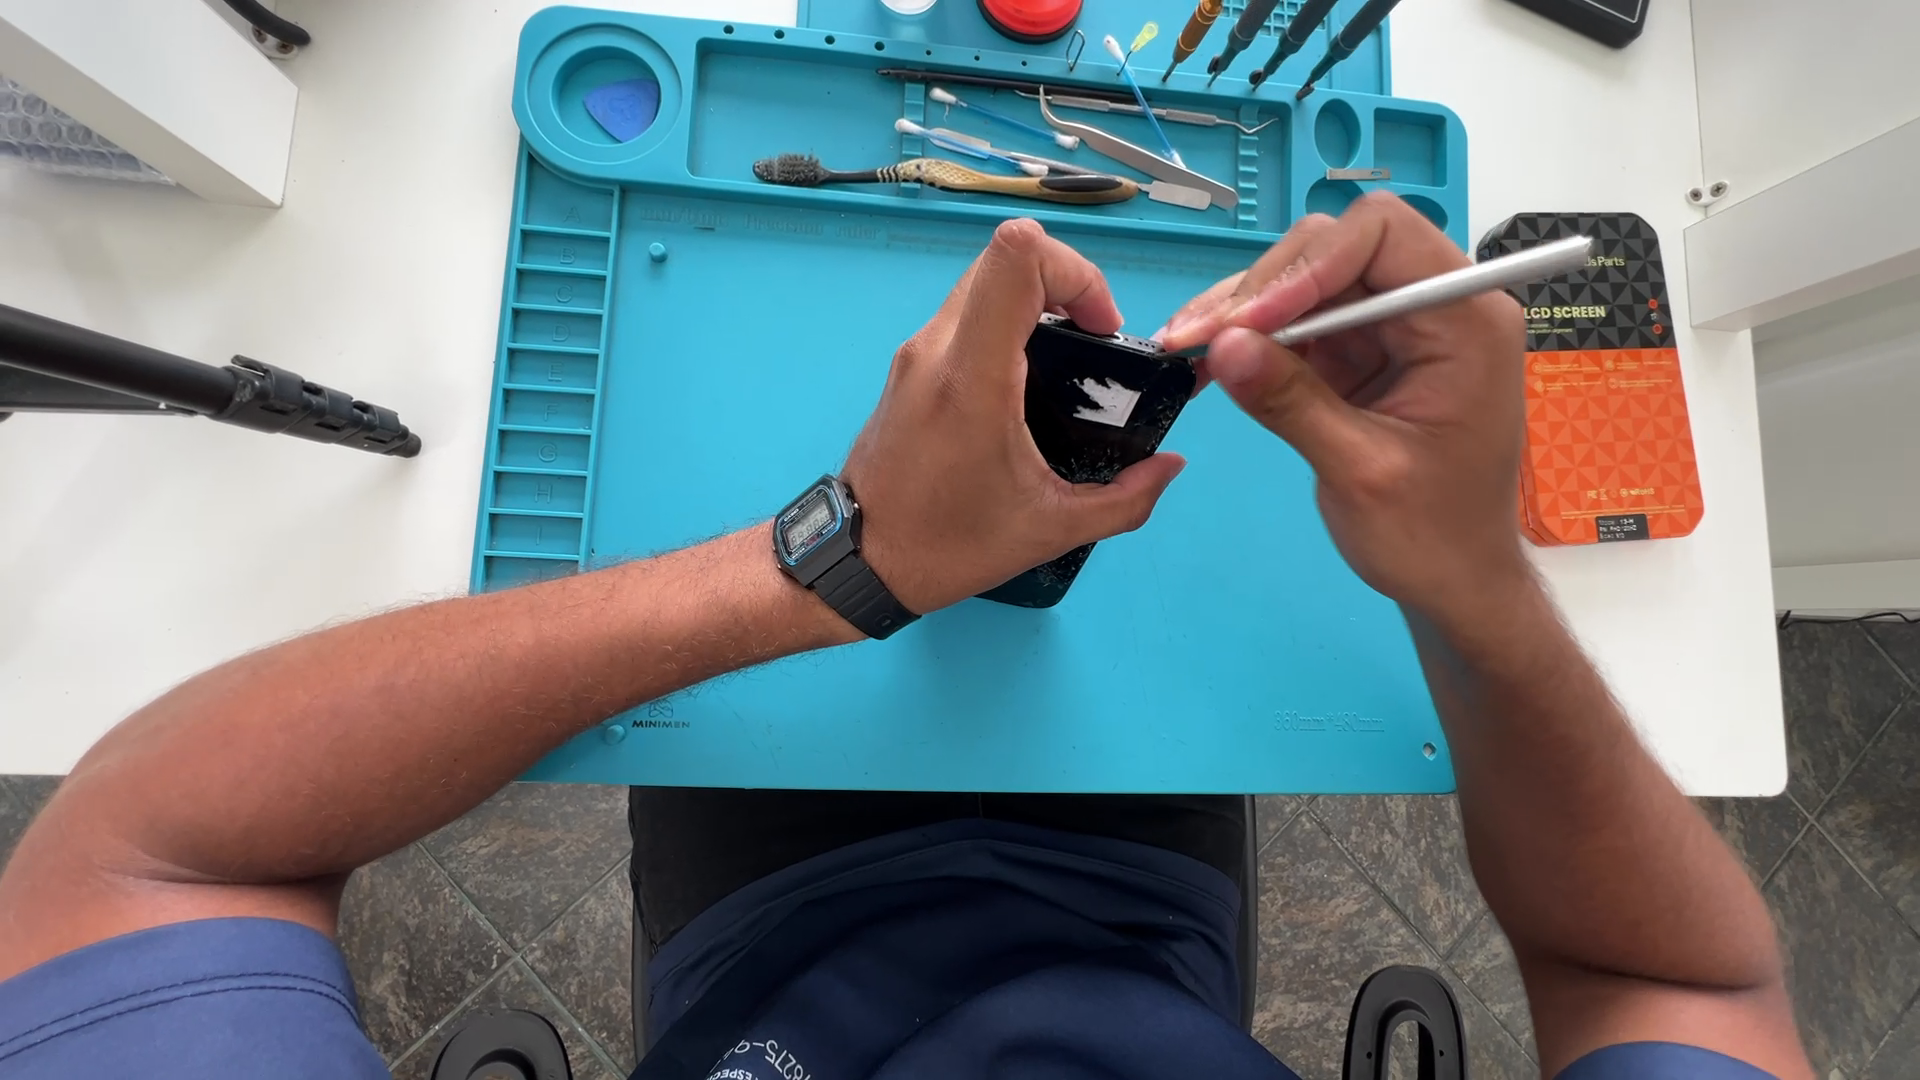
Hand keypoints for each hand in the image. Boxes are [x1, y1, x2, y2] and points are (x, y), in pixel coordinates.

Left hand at [841, 219, 1185, 614]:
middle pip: (1005, 257)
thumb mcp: (1051, 530)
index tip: (1100, 329)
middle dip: (1065, 285)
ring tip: (1063, 367)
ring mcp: (914, 355)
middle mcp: (936, 349)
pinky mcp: (905, 369)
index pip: (1016, 256)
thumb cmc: (950, 546)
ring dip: (1033, 305)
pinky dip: (1004, 326)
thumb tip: (1169, 465)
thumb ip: (1126, 499)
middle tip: (1091, 347)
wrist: (861, 562)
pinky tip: (1023, 385)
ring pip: (983, 284)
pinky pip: (964, 317)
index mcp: (972, 379)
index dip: (1076, 270)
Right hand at [1159, 194, 1530, 617]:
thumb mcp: (1359, 470)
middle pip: (1332, 251)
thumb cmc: (1428, 533)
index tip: (1247, 325)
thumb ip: (1292, 403)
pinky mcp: (1354, 355)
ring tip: (1180, 349)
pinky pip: (1293, 325)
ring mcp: (1387, 329)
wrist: (1449, 576)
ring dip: (1239, 313)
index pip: (1380, 235)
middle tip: (1190, 342)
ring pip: (1302, 284)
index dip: (1305, 267)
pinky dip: (1246, 340)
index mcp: (1461, 320)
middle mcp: (1427, 306)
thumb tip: (1221, 346)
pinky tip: (1204, 363)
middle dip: (1258, 291)